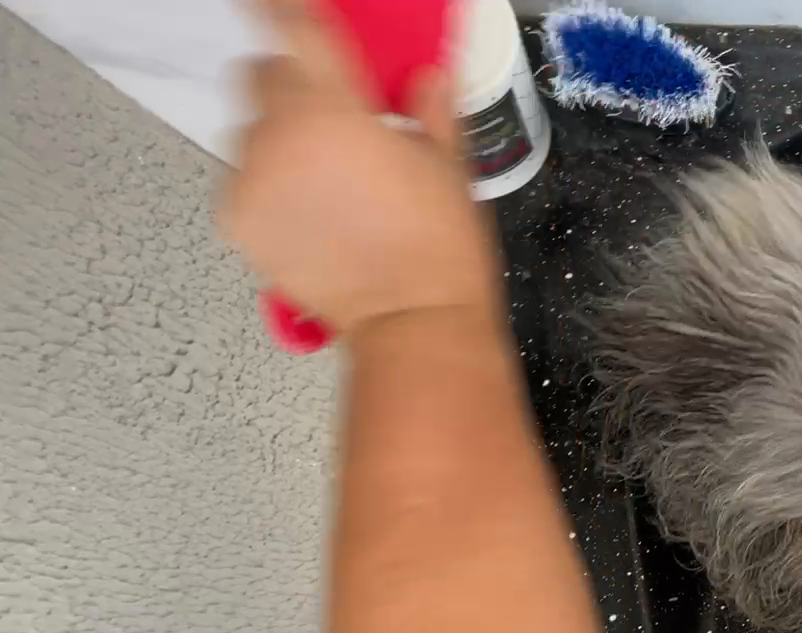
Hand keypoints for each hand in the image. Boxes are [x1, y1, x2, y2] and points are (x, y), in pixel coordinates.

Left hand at [218, 0, 501, 341]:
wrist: (416, 323)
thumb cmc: (446, 251)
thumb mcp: (454, 177)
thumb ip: (433, 115)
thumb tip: (429, 75)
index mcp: (335, 112)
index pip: (292, 25)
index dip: (292, 9)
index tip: (295, 8)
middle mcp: (278, 133)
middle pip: (260, 74)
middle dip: (295, 90)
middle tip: (339, 129)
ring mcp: (249, 176)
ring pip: (252, 132)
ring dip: (285, 145)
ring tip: (336, 193)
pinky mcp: (238, 218)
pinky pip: (247, 183)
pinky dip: (277, 193)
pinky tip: (322, 225)